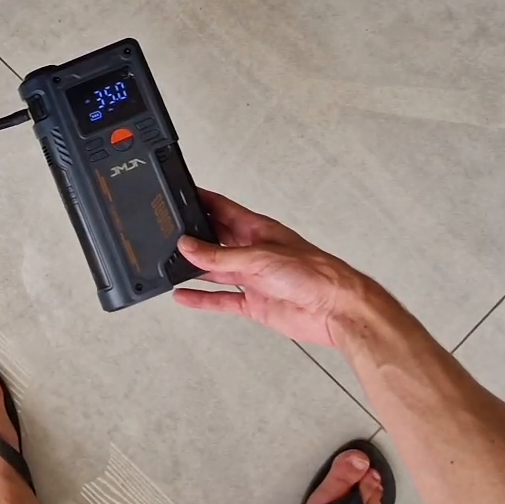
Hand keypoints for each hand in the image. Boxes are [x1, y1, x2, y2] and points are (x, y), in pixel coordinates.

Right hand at [173, 191, 388, 348]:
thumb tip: (188, 246)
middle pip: (214, 239)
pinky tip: (185, 296)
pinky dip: (202, 298)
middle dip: (192, 235)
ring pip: (215, 269)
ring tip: (168, 263)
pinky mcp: (254, 302)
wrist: (337, 310)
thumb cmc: (314, 273)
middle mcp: (252, 251)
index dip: (201, 199)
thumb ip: (220, 255)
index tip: (180, 193)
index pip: (221, 208)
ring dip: (194, 267)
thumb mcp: (259, 257)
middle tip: (167, 231)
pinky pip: (221, 298)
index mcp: (257, 229)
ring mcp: (253, 277)